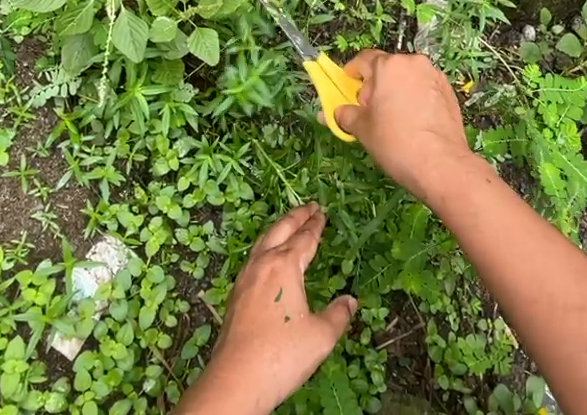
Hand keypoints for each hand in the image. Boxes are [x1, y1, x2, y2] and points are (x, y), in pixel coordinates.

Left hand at [175, 203, 355, 414]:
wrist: (237, 379)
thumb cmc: (283, 355)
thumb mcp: (321, 336)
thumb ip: (338, 315)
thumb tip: (350, 300)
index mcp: (284, 265)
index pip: (304, 238)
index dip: (315, 225)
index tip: (322, 212)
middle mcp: (263, 264)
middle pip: (280, 230)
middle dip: (296, 217)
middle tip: (308, 206)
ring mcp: (245, 278)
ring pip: (263, 242)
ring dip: (278, 228)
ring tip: (288, 223)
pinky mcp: (236, 294)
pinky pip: (253, 257)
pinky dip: (265, 245)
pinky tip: (266, 257)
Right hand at [333, 50, 480, 204]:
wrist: (441, 164)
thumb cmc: (396, 142)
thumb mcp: (362, 129)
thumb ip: (346, 115)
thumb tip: (336, 112)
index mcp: (388, 66)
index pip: (364, 60)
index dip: (353, 72)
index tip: (348, 84)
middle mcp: (413, 63)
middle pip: (387, 68)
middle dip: (375, 86)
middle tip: (369, 111)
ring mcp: (434, 76)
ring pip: (407, 78)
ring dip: (396, 91)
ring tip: (392, 119)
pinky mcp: (448, 91)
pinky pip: (424, 88)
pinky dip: (415, 98)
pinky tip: (412, 122)